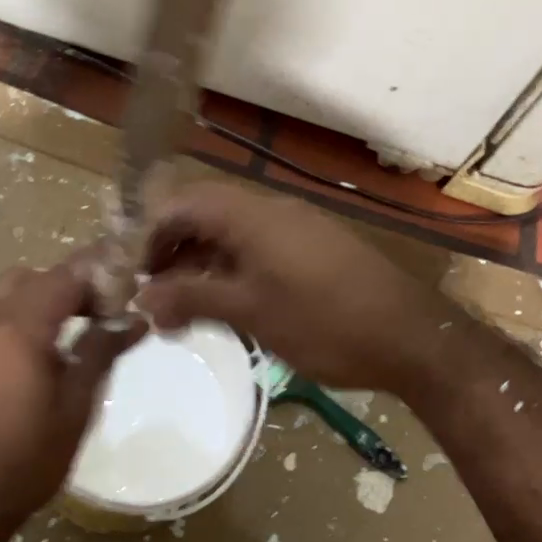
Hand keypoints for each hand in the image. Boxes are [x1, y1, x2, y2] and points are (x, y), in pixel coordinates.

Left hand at [0, 257, 145, 529]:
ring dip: (44, 294)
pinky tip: (43, 344)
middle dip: (72, 283)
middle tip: (104, 311)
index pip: (65, 276)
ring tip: (77, 325)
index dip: (99, 277)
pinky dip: (21, 310)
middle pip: (36, 276)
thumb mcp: (76, 405)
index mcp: (19, 326)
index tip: (128, 291)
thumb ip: (102, 351)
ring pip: (10, 288)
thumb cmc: (28, 456)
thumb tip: (134, 320)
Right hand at [137, 182, 452, 397]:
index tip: (129, 272)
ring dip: (199, 264)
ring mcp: (294, 228)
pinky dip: (230, 271)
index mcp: (250, 215)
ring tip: (180, 309)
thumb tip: (141, 298)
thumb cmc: (324, 322)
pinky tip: (224, 306)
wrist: (412, 338)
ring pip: (229, 234)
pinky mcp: (312, 249)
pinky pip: (256, 248)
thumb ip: (191, 299)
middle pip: (203, 215)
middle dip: (170, 251)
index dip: (148, 234)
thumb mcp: (250, 313)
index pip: (180, 203)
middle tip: (150, 294)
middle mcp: (269, 210)